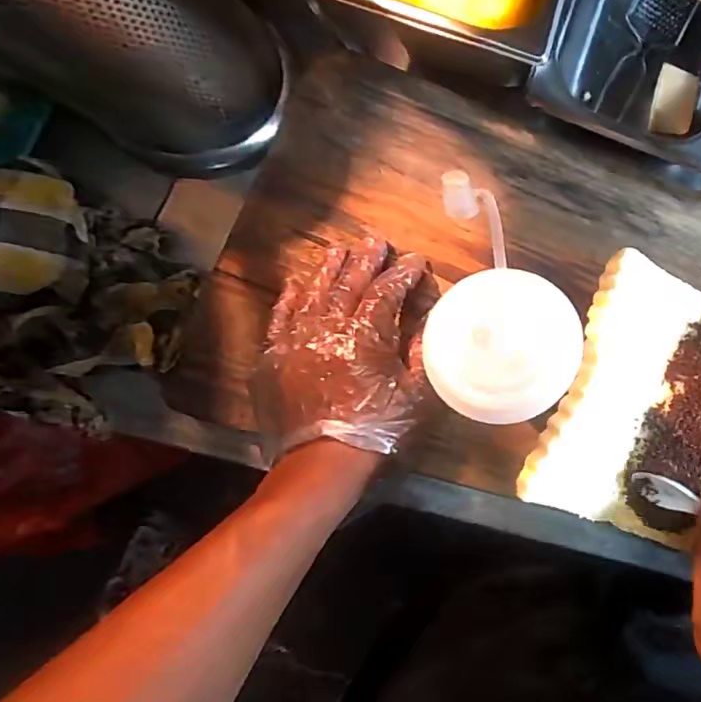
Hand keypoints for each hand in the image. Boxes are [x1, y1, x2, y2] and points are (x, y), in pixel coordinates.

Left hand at [253, 238, 429, 458]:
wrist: (321, 460)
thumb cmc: (376, 427)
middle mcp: (331, 328)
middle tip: (375, 241)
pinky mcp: (275, 355)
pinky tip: (298, 284)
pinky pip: (281, 317)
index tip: (415, 260)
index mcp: (368, 335)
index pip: (386, 292)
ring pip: (315, 293)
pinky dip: (290, 298)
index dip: (402, 273)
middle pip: (349, 284)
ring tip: (338, 250)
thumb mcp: (414, 394)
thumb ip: (419, 352)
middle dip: (365, 260)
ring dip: (329, 270)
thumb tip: (425, 322)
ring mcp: (299, 339)